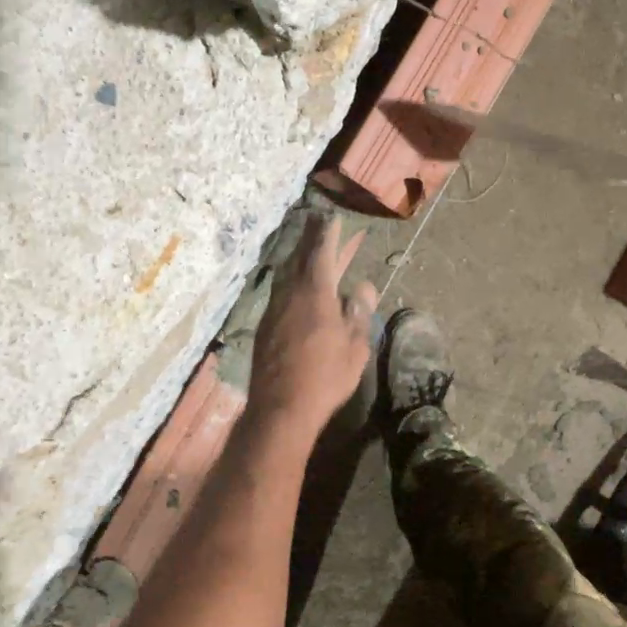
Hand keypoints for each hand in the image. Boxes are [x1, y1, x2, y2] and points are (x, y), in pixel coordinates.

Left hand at [250, 214, 378, 424]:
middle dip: (310, 238)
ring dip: (298, 258)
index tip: (331, 217)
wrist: (281, 409)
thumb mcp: (355, 347)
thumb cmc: (326, 377)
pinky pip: (280, 293)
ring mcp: (273, 310)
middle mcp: (290, 294)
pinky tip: (295, 287)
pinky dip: (290, 281)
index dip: (328, 234)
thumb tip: (361, 287)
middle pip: (300, 258)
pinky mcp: (264, 328)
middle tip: (316, 220)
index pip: (322, 253)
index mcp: (316, 294)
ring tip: (306, 249)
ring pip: (286, 275)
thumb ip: (359, 313)